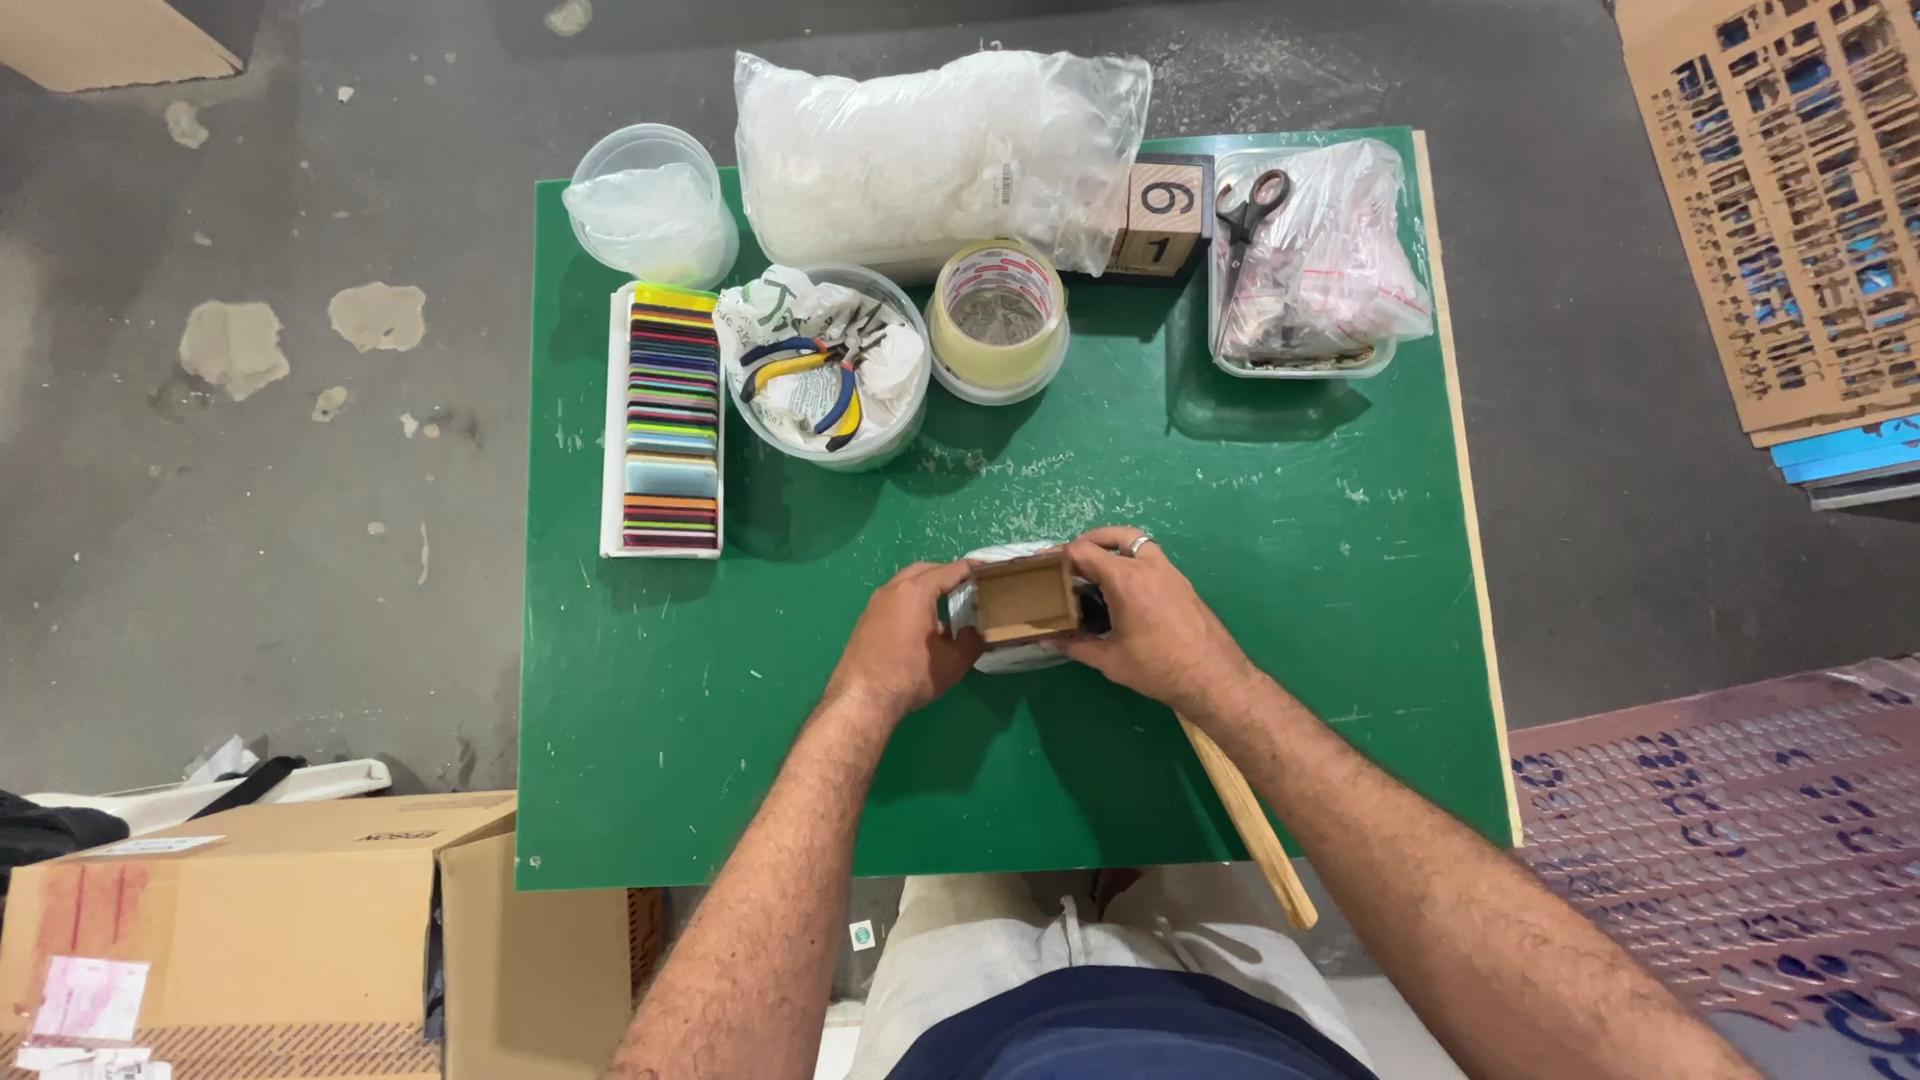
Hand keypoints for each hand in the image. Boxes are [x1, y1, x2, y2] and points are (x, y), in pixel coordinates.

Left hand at [824, 559, 984, 720]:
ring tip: (945, 603)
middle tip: (965, 583)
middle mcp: (892, 590)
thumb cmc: (910, 676)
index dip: (968, 568)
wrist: (862, 698)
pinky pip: (894, 599)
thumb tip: (975, 632)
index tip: (985, 568)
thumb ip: (971, 642)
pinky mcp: (866, 620)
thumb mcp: (952, 663)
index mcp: (915, 592)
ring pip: (905, 584)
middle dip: (945, 573)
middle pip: (923, 571)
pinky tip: (921, 624)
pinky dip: (911, 601)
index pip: (947, 571)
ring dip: (926, 587)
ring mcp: (875, 604)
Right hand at [1057, 526, 1259, 718]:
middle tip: (1070, 561)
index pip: (1084, 551)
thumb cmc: (1158, 669)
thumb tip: (1048, 639)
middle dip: (1086, 543)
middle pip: (1112, 537)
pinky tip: (1123, 589)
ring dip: (1113, 546)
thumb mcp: (1110, 660)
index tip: (1042, 564)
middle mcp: (1148, 567)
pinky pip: (1151, 557)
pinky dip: (1132, 560)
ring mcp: (1169, 572)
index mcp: (1126, 581)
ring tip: (1097, 568)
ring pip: (1137, 541)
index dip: (1059, 555)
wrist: (1213, 679)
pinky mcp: (1182, 582)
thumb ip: (1076, 645)